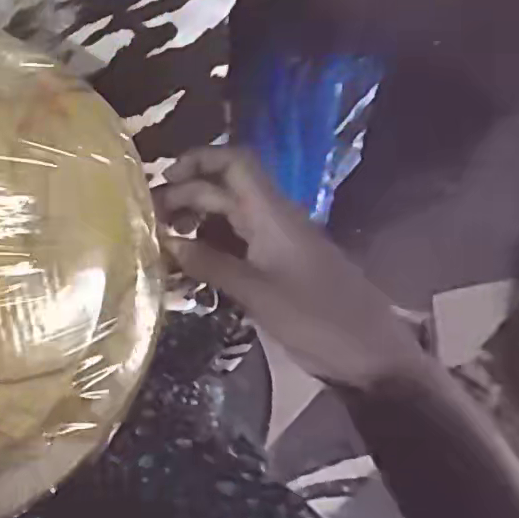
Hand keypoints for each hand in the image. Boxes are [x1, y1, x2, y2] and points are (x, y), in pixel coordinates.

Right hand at [157, 146, 428, 390]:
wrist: (372, 357)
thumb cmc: (317, 320)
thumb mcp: (256, 293)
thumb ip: (209, 264)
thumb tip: (165, 243)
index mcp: (272, 215)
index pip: (234, 163)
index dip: (197, 160)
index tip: (162, 179)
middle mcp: (272, 219)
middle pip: (221, 191)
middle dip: (181, 198)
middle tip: (146, 224)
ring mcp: (274, 243)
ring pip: (224, 217)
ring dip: (190, 224)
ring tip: (160, 246)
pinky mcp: (275, 266)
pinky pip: (232, 244)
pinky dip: (205, 248)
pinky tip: (185, 268)